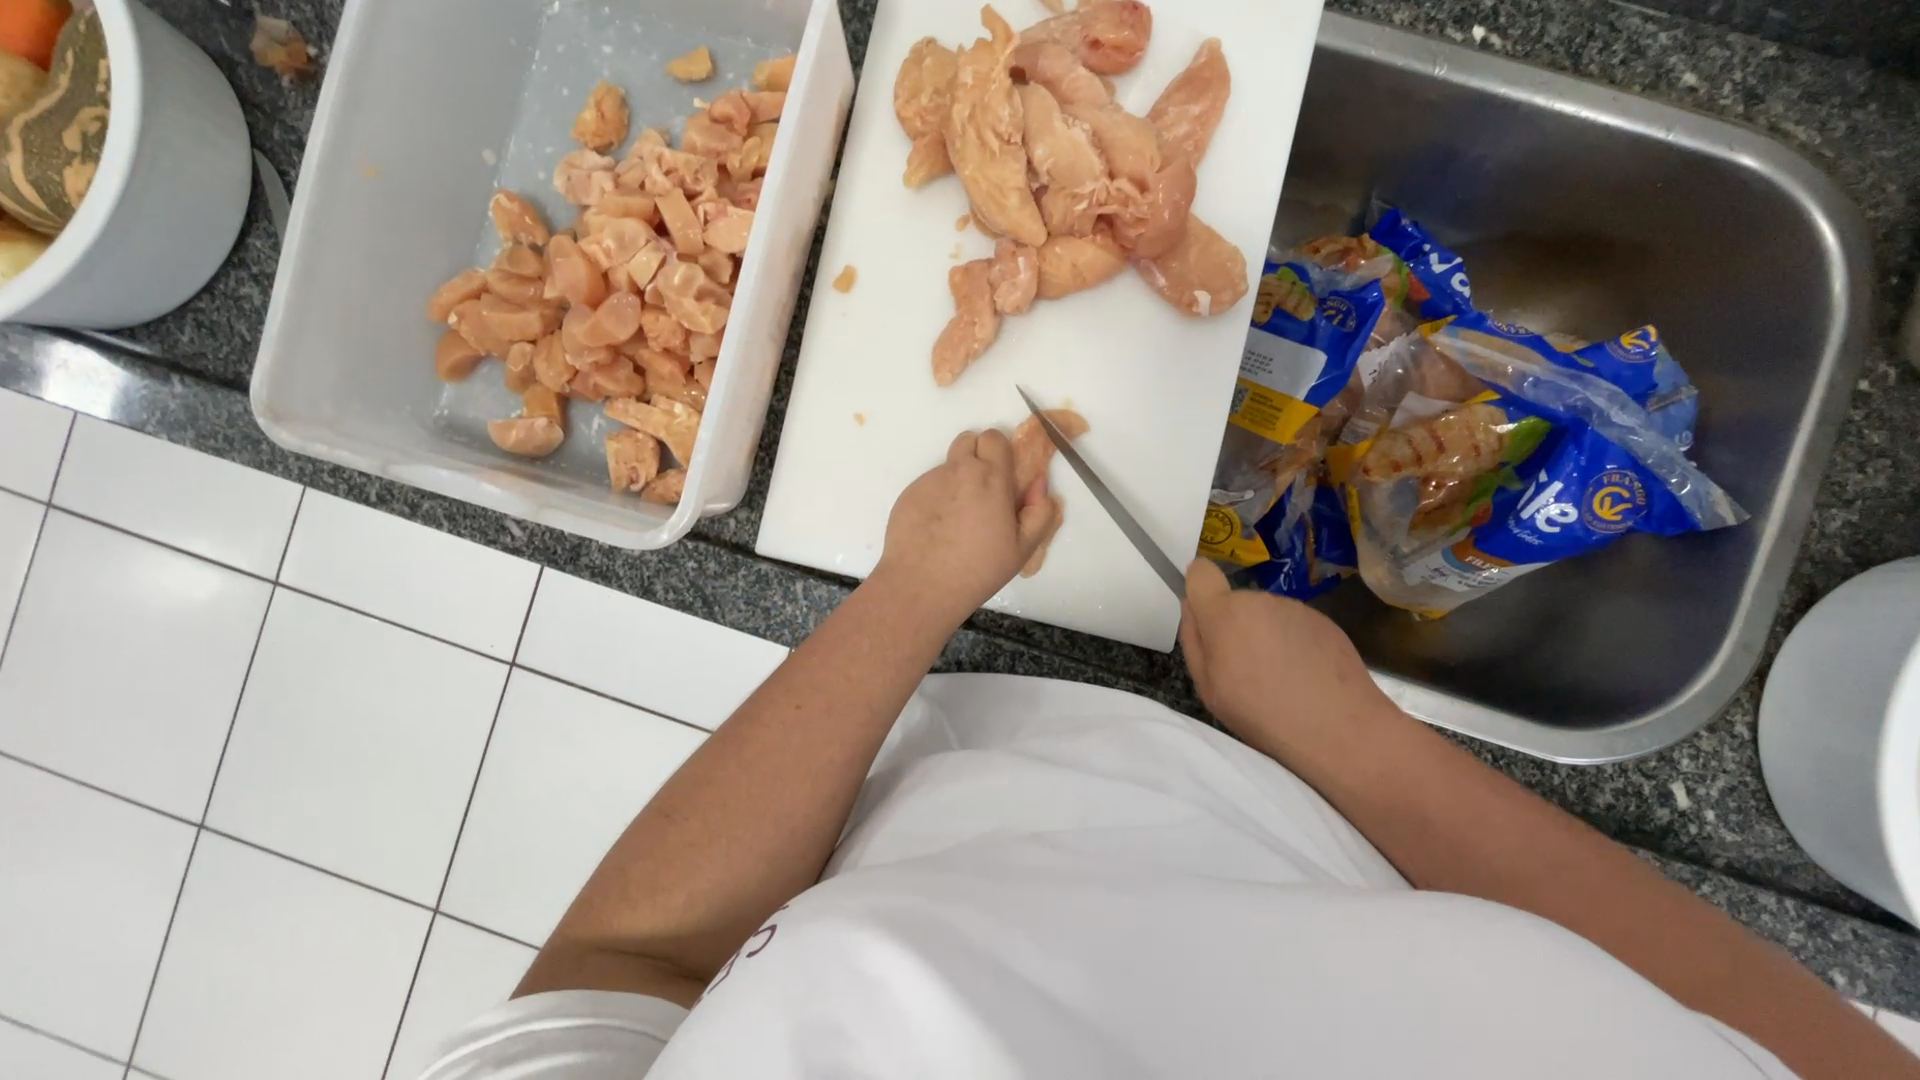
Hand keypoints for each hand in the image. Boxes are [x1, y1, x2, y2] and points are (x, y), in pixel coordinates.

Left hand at [872, 430, 1055, 623]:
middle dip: (977, 455)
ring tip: (957, 518)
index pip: (994, 437)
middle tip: (982, 490)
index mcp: (990, 478)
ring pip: (947, 466)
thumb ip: (1039, 510)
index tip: (1002, 477)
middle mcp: (958, 471)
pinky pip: (928, 486)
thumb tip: (1038, 482)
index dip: (999, 452)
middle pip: (968, 440)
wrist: (922, 585)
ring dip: (957, 480)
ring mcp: (929, 481)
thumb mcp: (1023, 547)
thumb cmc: (978, 569)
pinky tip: (937, 529)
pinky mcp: (908, 494)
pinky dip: (936, 498)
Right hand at [1179, 558, 1399, 758]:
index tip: (1205, 616)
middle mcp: (1260, 599)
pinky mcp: (1325, 620)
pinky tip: (1305, 676)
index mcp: (1224, 613)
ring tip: (1280, 677)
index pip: (1201, 572)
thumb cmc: (1261, 712)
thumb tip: (1192, 608)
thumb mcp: (1208, 687)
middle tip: (1245, 669)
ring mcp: (1296, 607)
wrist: (1338, 727)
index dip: (1198, 589)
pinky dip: (1294, 644)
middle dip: (1235, 626)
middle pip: (1235, 603)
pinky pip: (1295, 626)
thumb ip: (1194, 640)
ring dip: (1266, 635)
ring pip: (1266, 615)